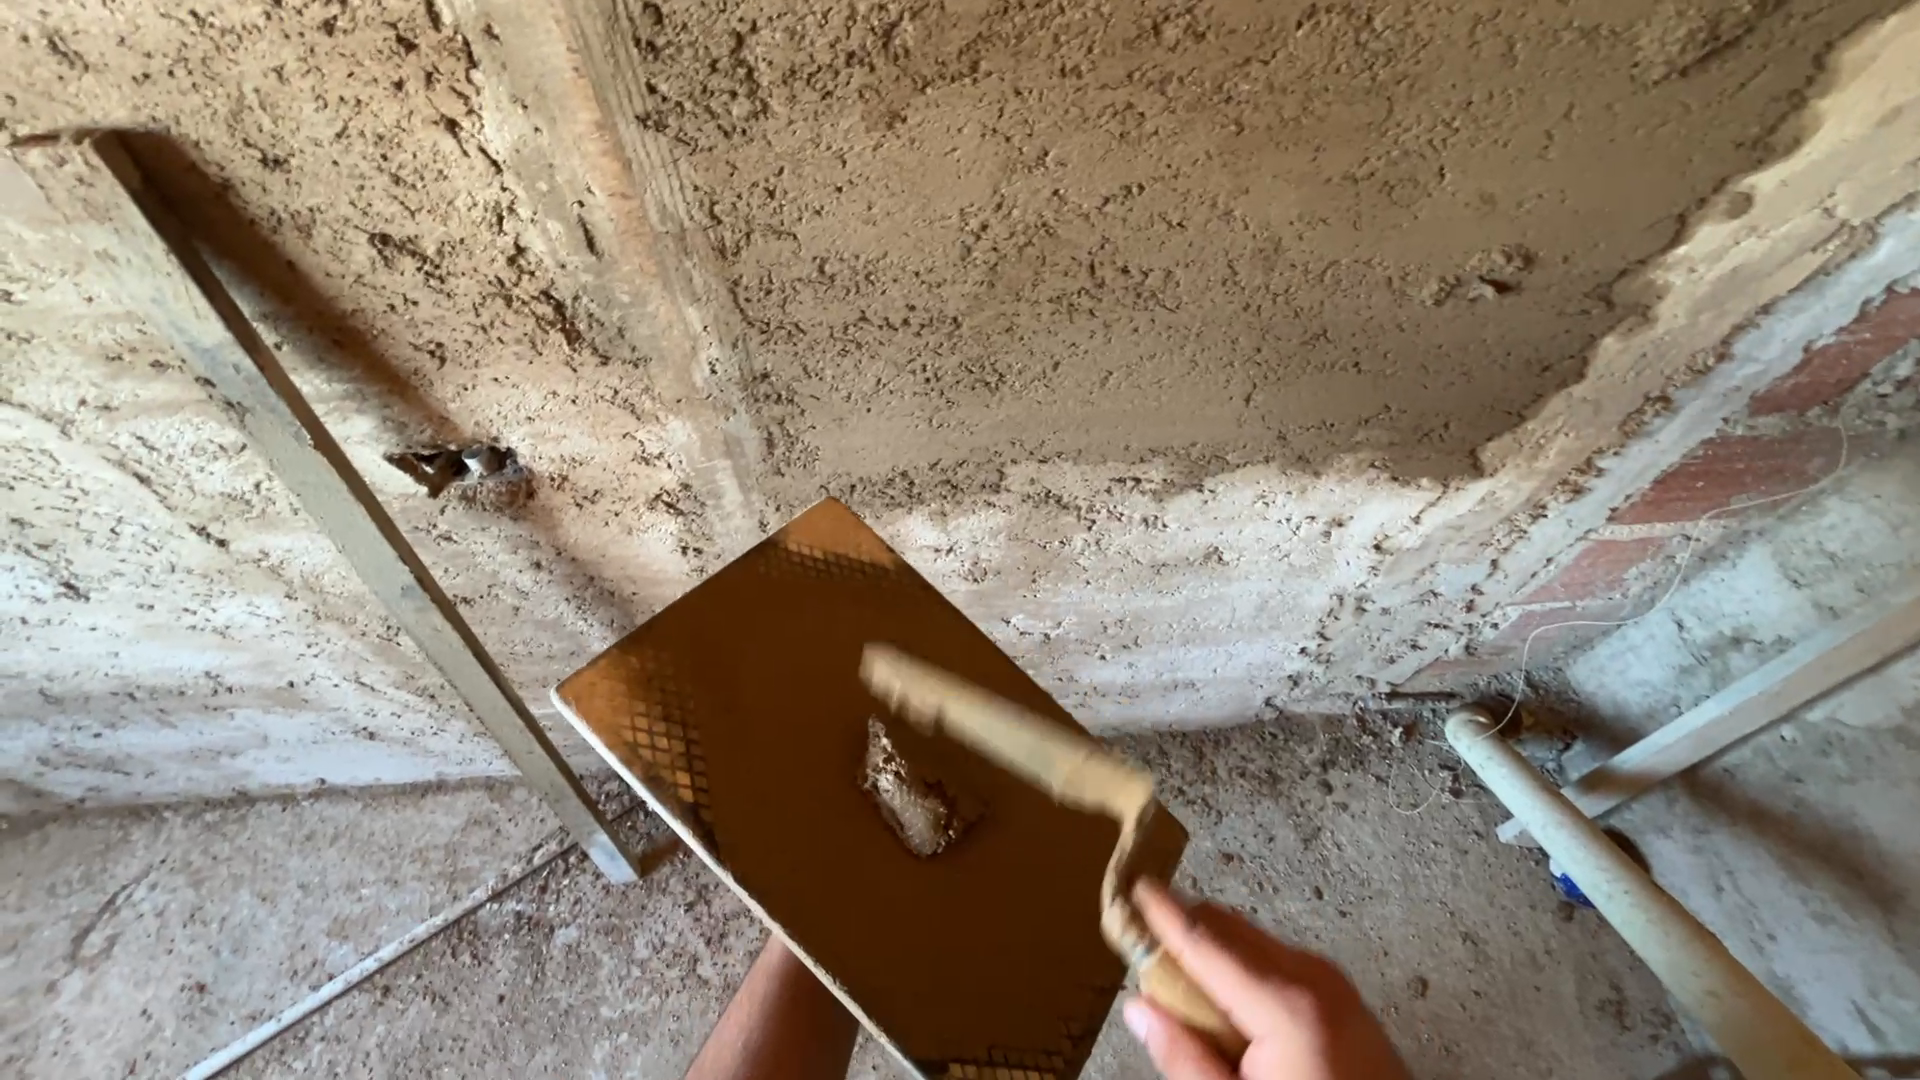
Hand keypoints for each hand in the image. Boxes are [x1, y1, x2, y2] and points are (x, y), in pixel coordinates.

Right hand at [1123, 880, 1410, 1079]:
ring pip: (1250, 937)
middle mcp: (1311, 976)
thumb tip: (1137, 1007)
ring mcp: (1333, 980)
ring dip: (1213, 948)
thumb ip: (1185, 1059)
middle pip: (1226, 927)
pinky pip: (1275, 956)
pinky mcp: (1343, 993)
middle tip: (1146, 947)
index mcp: (1284, 1006)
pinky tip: (1231, 1000)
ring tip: (1188, 986)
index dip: (1164, 911)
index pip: (1204, 939)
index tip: (1134, 883)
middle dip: (1184, 929)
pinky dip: (1243, 963)